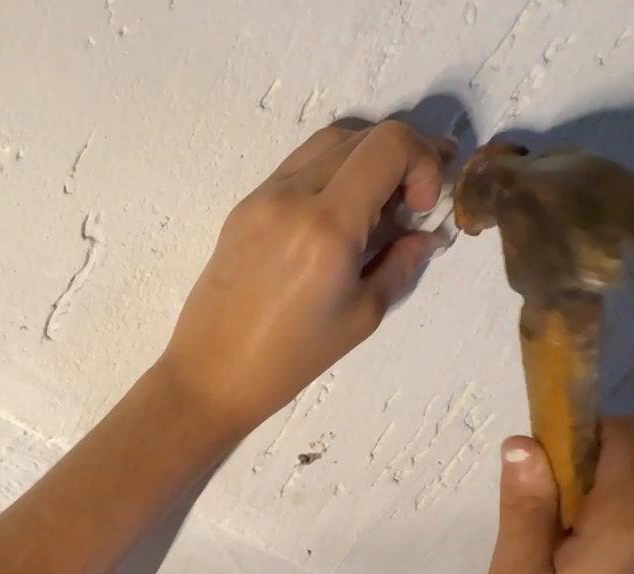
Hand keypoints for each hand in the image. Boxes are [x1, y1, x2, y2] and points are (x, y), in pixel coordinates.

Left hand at [157, 121, 452, 433]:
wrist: (207, 377)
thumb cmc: (285, 361)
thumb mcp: (360, 318)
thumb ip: (400, 264)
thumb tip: (425, 234)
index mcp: (325, 226)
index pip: (389, 145)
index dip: (423, 162)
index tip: (422, 208)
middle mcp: (290, 200)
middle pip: (362, 136)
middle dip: (400, 160)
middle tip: (408, 207)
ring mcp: (259, 202)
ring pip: (326, 144)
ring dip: (362, 161)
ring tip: (372, 210)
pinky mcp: (240, 213)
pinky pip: (294, 169)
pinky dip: (327, 176)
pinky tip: (332, 220)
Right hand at [487, 418, 633, 573]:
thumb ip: (525, 510)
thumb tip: (522, 446)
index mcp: (629, 522)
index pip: (633, 433)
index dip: (591, 429)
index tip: (548, 463)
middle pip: (624, 475)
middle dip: (576, 496)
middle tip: (538, 553)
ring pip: (631, 511)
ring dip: (592, 529)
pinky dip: (612, 551)